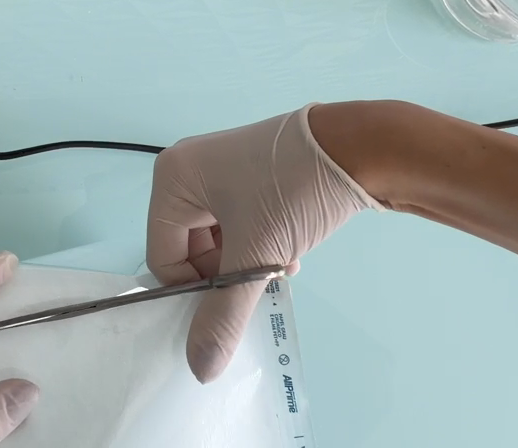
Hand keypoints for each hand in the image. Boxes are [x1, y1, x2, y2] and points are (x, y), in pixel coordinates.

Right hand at [146, 105, 380, 381]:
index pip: (163, 257)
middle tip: (264, 278)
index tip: (237, 297)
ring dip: (244, 262)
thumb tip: (199, 368)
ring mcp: (214, 169)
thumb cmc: (291, 191)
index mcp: (172, 179)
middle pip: (187, 248)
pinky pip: (232, 222)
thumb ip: (225, 315)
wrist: (354, 149)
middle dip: (225, 273)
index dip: (195, 288)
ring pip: (213, 240)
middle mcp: (184, 170)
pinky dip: (254, 243)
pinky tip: (286, 250)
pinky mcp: (242, 173)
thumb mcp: (256, 255)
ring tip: (281, 263)